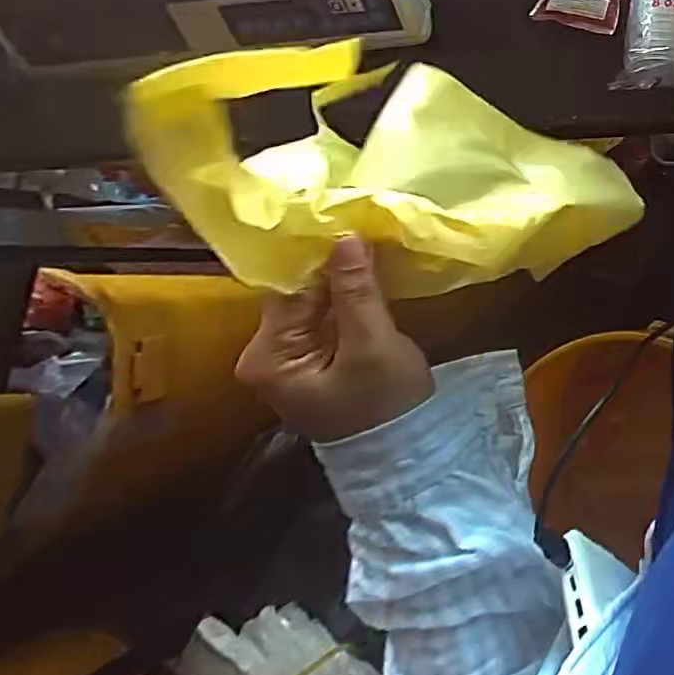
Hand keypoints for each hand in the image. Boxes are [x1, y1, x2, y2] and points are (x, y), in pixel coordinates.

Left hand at [235, 235, 432, 441]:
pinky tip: (369, 271)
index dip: (318, 254)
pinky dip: (347, 293)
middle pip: (299, 291)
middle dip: (331, 262)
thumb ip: (356, 291)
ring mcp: (291, 356)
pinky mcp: (317, 355)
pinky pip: (326, 312)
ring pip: (315, 299)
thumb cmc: (385, 404)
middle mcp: (267, 354)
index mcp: (267, 356)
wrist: (406, 451)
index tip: (348, 222)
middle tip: (364, 226)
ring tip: (370, 241)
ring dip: (342, 275)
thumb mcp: (372, 345)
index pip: (288, 288)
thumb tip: (346, 236)